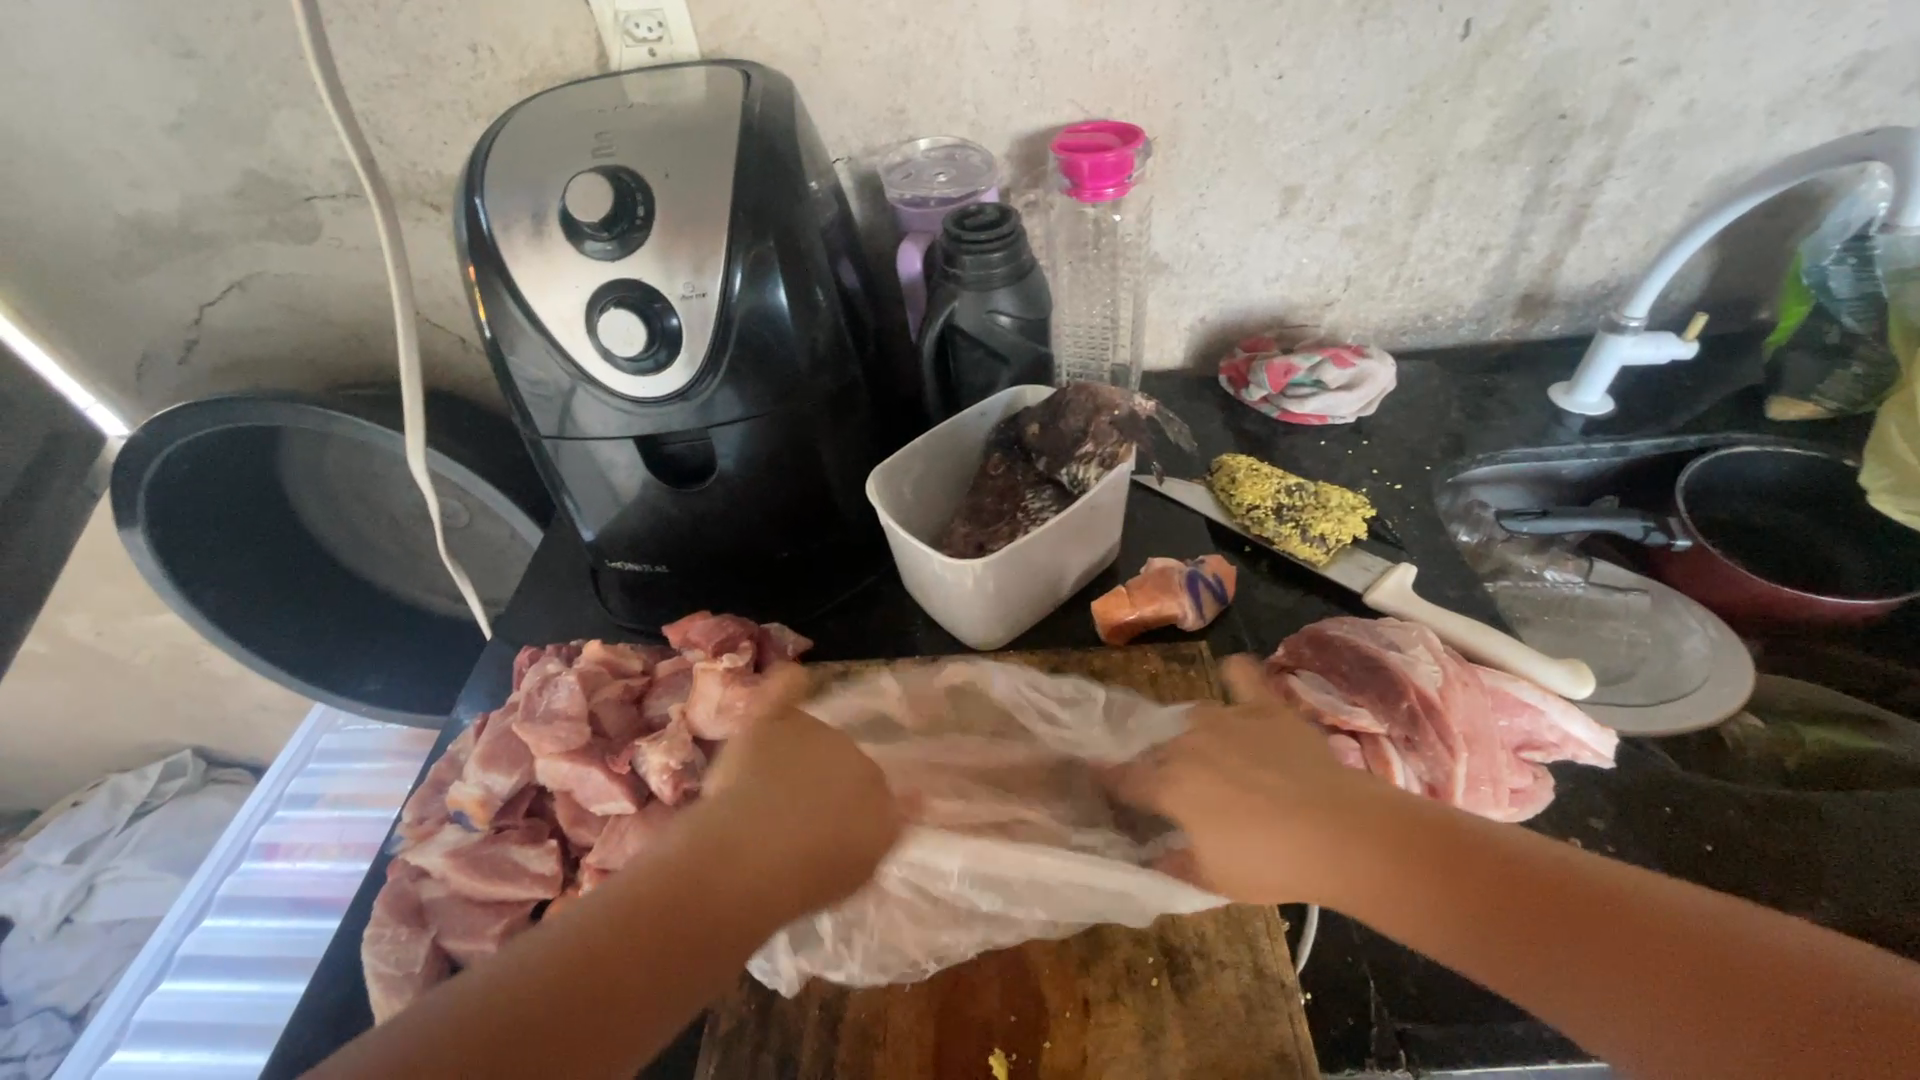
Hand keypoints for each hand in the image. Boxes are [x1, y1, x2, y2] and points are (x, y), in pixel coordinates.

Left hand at [696, 663, 903, 916]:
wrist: (757, 854)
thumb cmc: (810, 873)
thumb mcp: (863, 865)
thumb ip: (887, 827)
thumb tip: (917, 798)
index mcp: (880, 791)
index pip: (871, 790)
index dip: (846, 810)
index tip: (824, 832)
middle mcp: (854, 754)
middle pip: (838, 760)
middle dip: (818, 782)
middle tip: (787, 817)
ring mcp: (813, 733)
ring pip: (807, 735)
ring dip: (793, 754)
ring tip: (761, 794)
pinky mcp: (771, 722)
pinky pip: (783, 690)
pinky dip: (789, 684)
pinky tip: (793, 676)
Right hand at [1102, 654, 1382, 903]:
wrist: (1341, 833)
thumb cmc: (1271, 863)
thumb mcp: (1212, 880)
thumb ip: (1173, 865)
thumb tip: (1151, 857)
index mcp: (1167, 785)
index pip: (1122, 778)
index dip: (1108, 781)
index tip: (1100, 784)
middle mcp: (1187, 743)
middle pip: (1157, 749)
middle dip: (1155, 765)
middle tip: (1170, 788)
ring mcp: (1227, 720)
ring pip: (1191, 717)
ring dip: (1190, 734)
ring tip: (1204, 753)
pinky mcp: (1266, 709)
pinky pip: (1243, 677)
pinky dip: (1234, 674)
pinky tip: (1232, 673)